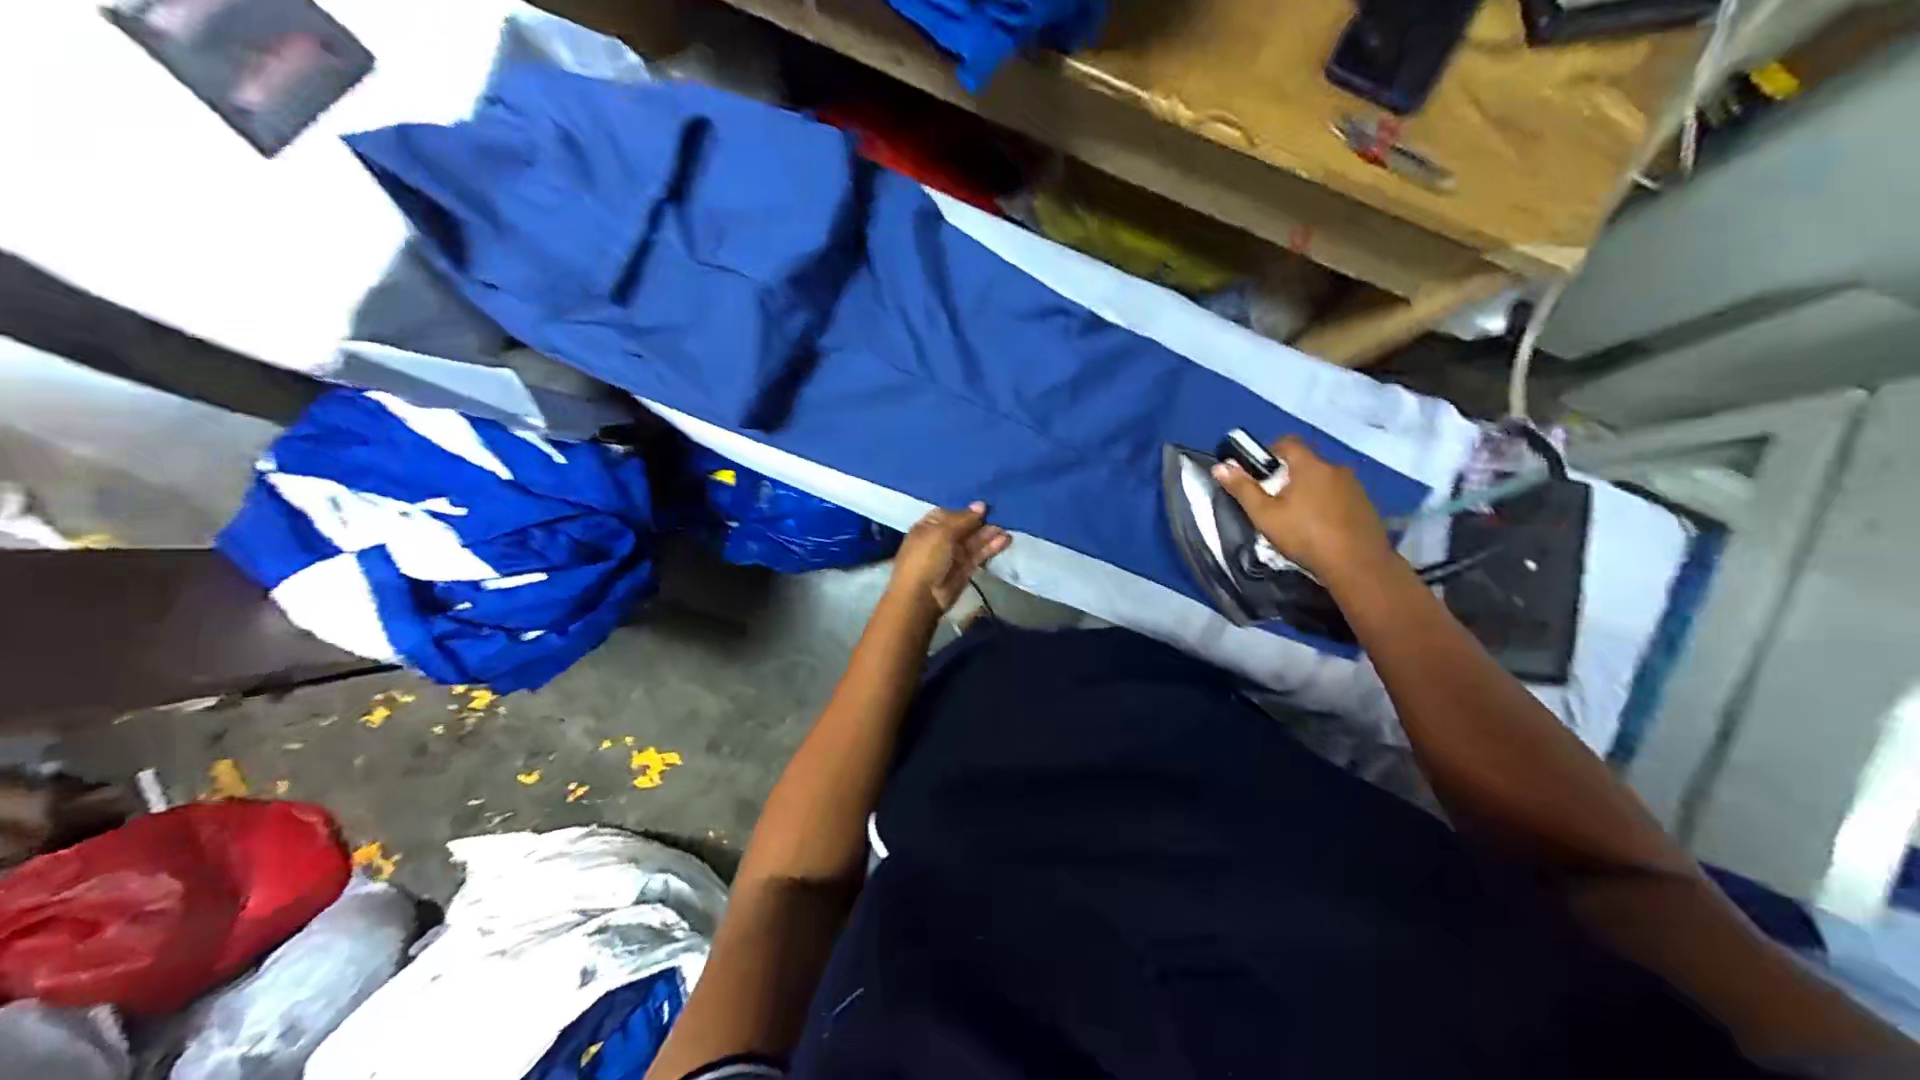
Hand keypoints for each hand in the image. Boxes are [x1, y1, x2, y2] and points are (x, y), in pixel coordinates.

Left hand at [885, 502, 1010, 614]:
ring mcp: (954, 554)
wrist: (921, 596)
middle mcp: (942, 538)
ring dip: (989, 534)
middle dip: (982, 521)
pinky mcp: (966, 568)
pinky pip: (980, 554)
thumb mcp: (941, 532)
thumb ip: (963, 519)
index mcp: (929, 526)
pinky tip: (1005, 540)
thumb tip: (981, 505)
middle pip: (965, 526)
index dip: (967, 510)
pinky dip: (991, 547)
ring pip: (975, 540)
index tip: (986, 506)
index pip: (951, 513)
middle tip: (1002, 515)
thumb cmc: (926, 558)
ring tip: (1006, 528)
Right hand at [1211, 436, 1395, 585]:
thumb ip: (1242, 489)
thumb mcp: (1265, 515)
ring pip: (1323, 480)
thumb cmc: (1305, 536)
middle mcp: (1335, 468)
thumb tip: (1220, 467)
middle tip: (1274, 502)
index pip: (1287, 442)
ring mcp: (1355, 486)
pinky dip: (1327, 504)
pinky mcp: (1366, 504)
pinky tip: (1321, 527)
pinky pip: (1339, 495)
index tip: (1259, 473)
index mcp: (1310, 466)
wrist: (1357, 565)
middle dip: (1288, 476)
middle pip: (1306, 462)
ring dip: (1309, 490)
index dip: (1269, 452)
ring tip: (1298, 517)